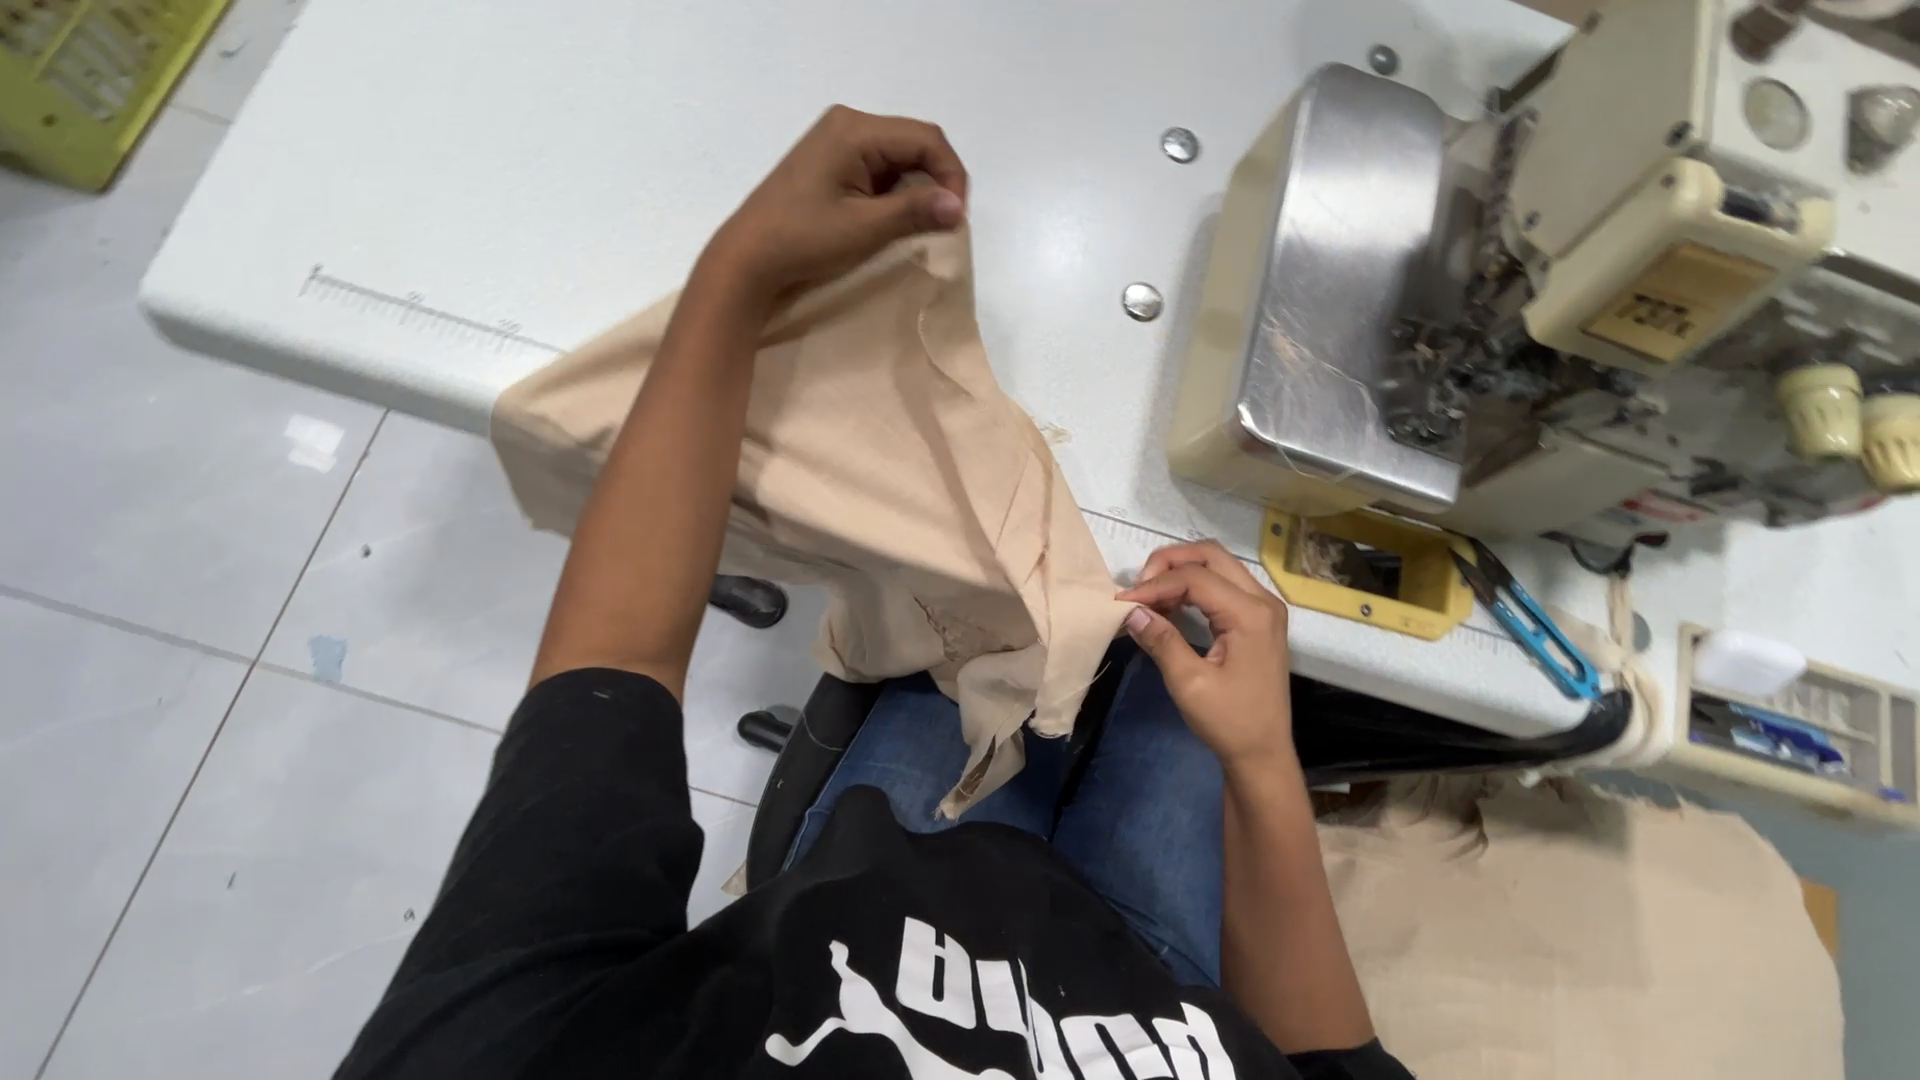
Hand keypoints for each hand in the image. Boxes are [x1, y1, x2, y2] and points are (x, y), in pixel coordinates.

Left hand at [699, 105, 967, 309]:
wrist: (750, 257)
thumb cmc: (804, 240)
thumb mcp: (865, 228)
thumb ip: (914, 212)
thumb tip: (958, 207)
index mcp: (855, 129)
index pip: (926, 138)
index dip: (951, 175)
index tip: (956, 218)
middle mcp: (847, 123)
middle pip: (914, 142)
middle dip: (937, 180)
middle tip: (945, 223)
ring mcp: (837, 141)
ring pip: (899, 157)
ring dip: (918, 188)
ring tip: (924, 224)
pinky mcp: (831, 162)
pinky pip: (879, 168)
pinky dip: (896, 192)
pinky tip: (896, 219)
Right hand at [1116, 541, 1294, 767]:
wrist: (1263, 753)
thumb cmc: (1229, 721)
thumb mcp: (1189, 683)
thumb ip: (1161, 640)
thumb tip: (1130, 611)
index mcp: (1250, 614)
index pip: (1195, 577)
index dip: (1155, 585)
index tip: (1123, 603)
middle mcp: (1263, 601)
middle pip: (1211, 555)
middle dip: (1169, 563)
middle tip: (1138, 587)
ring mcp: (1264, 608)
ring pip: (1218, 565)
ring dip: (1180, 572)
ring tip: (1150, 598)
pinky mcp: (1258, 618)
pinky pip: (1223, 584)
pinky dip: (1194, 586)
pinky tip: (1170, 606)